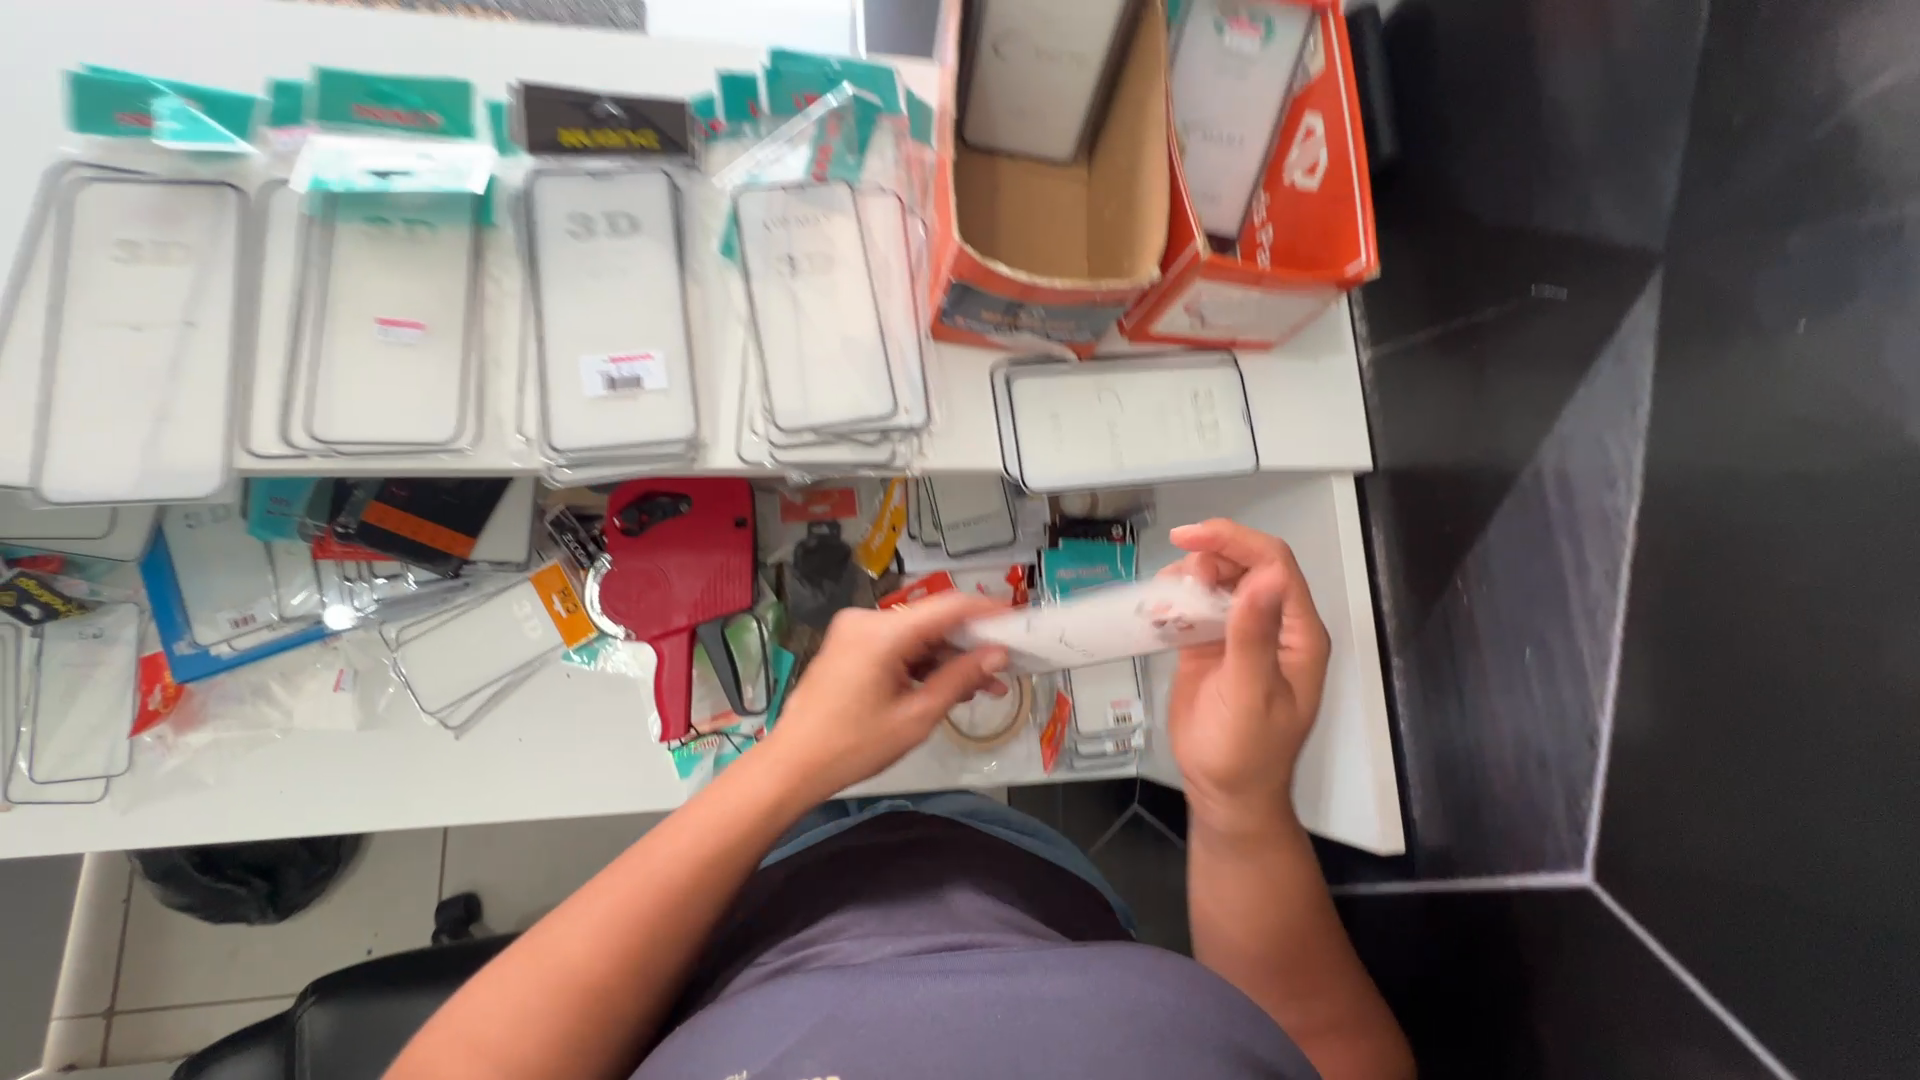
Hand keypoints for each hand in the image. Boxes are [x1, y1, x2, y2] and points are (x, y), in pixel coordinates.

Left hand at [763, 593, 1009, 799]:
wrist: (792, 765)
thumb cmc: (853, 746)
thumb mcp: (916, 716)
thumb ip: (960, 679)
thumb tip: (997, 655)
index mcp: (882, 632)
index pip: (947, 605)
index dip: (987, 610)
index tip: (1018, 621)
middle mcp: (866, 619)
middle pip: (932, 621)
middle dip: (969, 644)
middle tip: (1004, 668)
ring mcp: (854, 631)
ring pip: (916, 635)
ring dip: (947, 658)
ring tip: (982, 687)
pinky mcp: (849, 646)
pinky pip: (897, 645)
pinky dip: (922, 662)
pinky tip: (946, 685)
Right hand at [1161, 519, 1331, 836]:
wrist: (1224, 792)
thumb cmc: (1246, 752)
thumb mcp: (1252, 694)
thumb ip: (1254, 635)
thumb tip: (1264, 578)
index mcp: (1297, 633)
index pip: (1273, 566)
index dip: (1234, 542)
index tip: (1190, 537)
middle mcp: (1272, 626)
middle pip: (1246, 566)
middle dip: (1211, 555)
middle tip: (1174, 568)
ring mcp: (1240, 635)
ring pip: (1219, 583)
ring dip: (1191, 577)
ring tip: (1166, 594)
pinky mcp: (1211, 646)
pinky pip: (1195, 608)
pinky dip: (1176, 601)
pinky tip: (1159, 610)